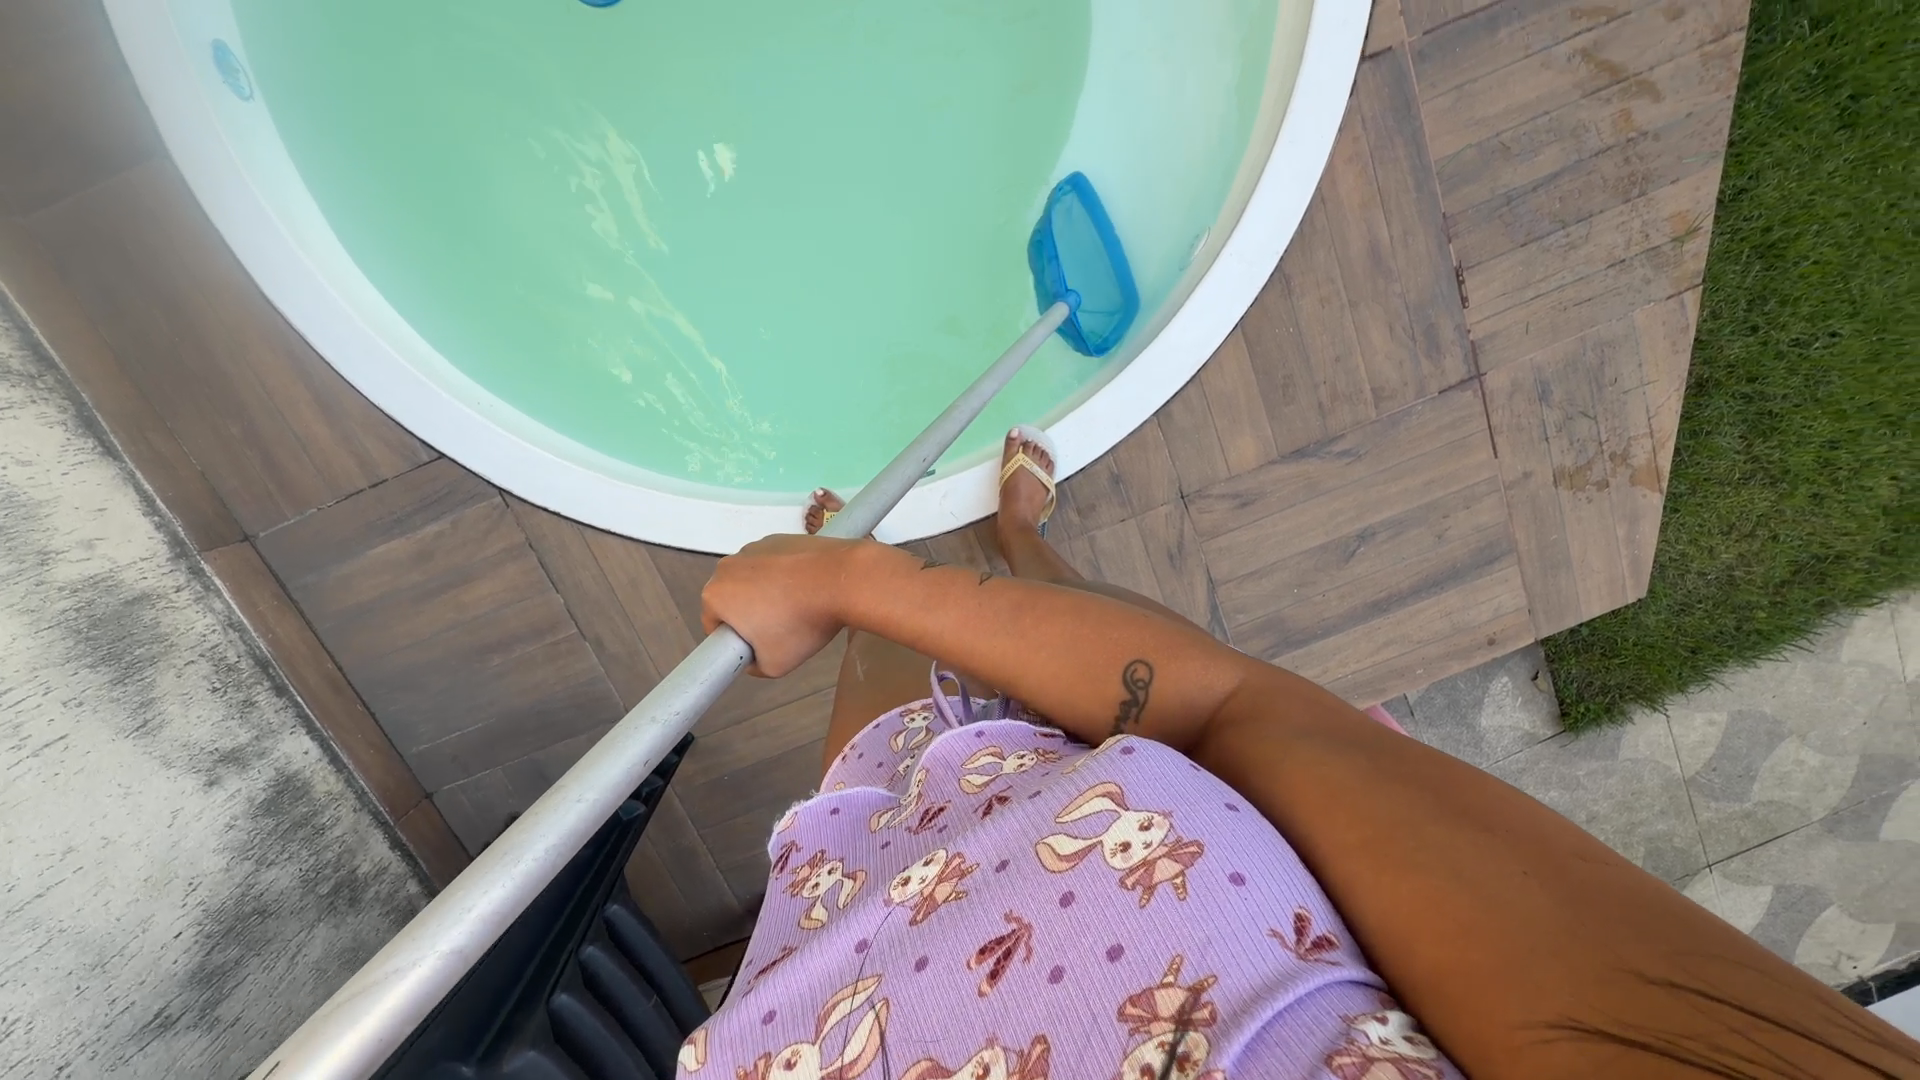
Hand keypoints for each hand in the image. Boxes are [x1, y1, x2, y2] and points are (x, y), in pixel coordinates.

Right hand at [700, 534, 865, 675]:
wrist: (842, 579)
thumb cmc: (801, 624)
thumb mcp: (774, 665)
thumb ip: (754, 667)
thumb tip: (754, 658)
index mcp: (715, 594)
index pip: (715, 625)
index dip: (736, 641)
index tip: (762, 645)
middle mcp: (728, 565)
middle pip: (734, 599)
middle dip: (753, 614)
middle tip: (783, 629)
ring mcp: (755, 547)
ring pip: (755, 579)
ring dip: (770, 593)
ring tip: (800, 607)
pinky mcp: (781, 537)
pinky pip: (776, 563)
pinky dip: (787, 574)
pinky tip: (809, 586)